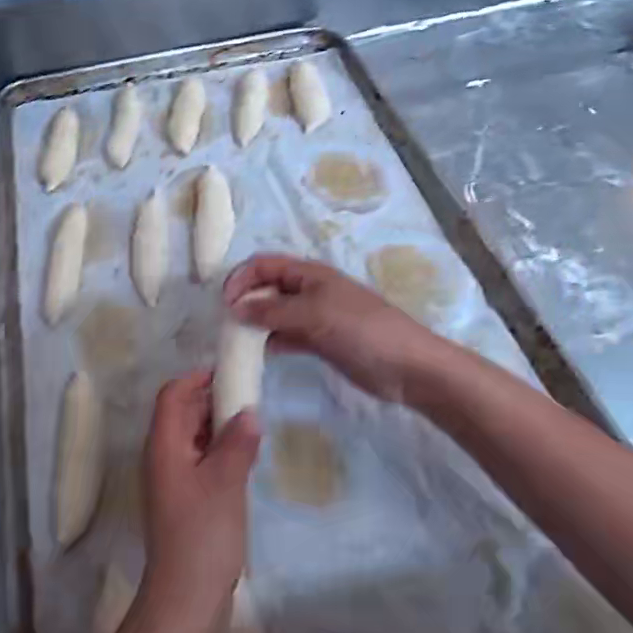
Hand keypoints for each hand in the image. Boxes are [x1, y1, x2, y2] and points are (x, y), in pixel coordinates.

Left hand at [141, 370, 259, 618]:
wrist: (185, 598)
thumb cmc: (202, 533)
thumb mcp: (225, 482)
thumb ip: (237, 441)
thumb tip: (248, 410)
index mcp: (163, 444)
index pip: (172, 395)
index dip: (196, 379)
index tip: (228, 373)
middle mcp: (161, 456)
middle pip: (181, 413)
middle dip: (210, 400)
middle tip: (248, 396)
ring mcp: (171, 479)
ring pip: (191, 437)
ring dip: (216, 426)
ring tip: (250, 424)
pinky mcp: (183, 499)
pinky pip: (198, 459)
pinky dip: (217, 450)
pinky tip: (243, 457)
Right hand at [223, 253, 438, 400]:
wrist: (409, 367)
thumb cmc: (361, 329)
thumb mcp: (314, 315)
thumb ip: (272, 311)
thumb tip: (234, 307)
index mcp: (309, 273)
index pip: (265, 264)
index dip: (242, 277)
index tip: (224, 301)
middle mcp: (309, 290)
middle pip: (268, 286)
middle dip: (245, 298)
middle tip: (226, 322)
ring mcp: (316, 316)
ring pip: (276, 312)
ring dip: (256, 321)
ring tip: (237, 339)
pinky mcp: (321, 341)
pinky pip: (288, 335)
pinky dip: (272, 340)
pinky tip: (261, 353)